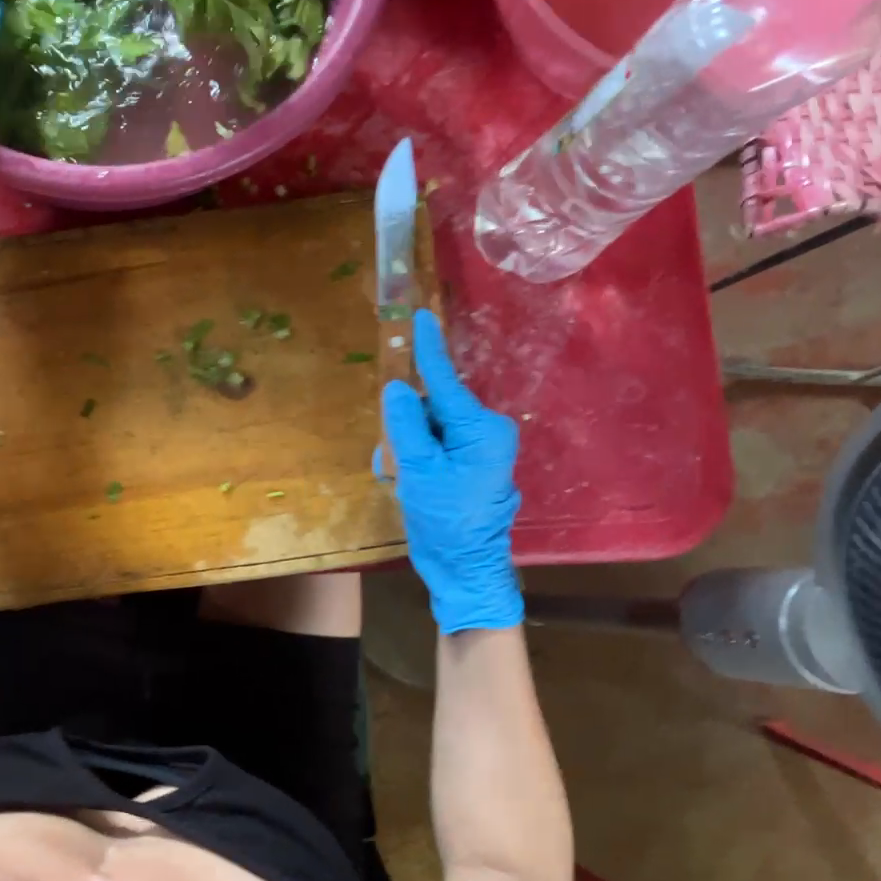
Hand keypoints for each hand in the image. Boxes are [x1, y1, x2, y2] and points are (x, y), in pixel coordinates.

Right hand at [378, 311, 523, 633]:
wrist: (463, 564)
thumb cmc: (445, 518)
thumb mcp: (419, 471)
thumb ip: (406, 425)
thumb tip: (398, 387)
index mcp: (481, 429)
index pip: (446, 382)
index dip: (428, 350)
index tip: (419, 316)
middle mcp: (484, 430)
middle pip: (431, 406)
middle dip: (405, 428)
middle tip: (396, 462)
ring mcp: (475, 447)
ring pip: (425, 426)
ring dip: (405, 447)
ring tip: (402, 479)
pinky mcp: (464, 461)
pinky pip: (429, 443)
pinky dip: (412, 458)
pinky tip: (407, 482)